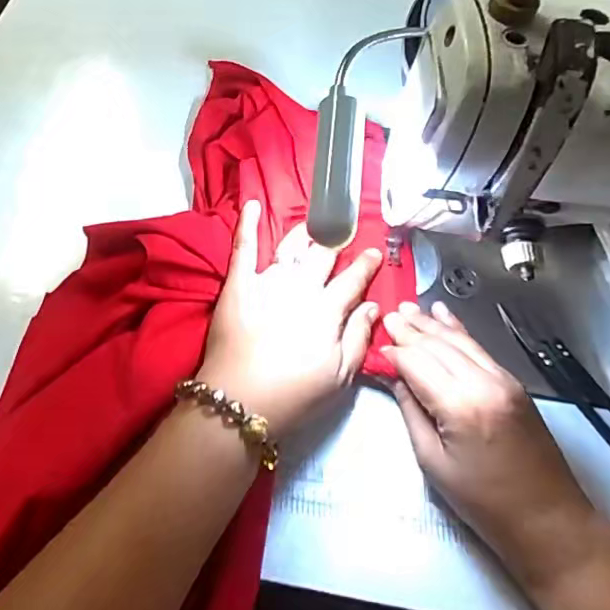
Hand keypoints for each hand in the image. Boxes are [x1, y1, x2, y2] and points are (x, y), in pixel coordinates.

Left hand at [198, 202, 382, 436]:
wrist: (236, 405)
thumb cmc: (293, 396)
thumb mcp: (339, 377)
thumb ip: (358, 337)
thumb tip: (372, 305)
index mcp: (328, 309)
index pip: (352, 279)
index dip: (366, 264)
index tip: (374, 252)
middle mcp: (301, 288)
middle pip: (323, 257)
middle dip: (335, 245)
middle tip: (341, 236)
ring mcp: (268, 282)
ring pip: (290, 248)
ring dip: (303, 235)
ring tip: (311, 227)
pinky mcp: (239, 284)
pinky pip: (244, 248)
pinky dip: (248, 224)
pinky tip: (252, 204)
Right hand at [381, 302, 609, 591]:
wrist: (546, 517)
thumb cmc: (484, 502)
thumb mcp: (435, 463)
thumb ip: (413, 412)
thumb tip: (395, 378)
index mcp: (460, 405)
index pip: (419, 363)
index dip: (395, 352)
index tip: (376, 343)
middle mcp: (483, 381)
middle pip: (439, 345)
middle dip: (412, 330)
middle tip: (389, 315)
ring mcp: (502, 377)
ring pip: (461, 341)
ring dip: (433, 324)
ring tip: (410, 309)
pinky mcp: (512, 381)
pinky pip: (479, 348)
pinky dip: (459, 331)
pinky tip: (445, 316)